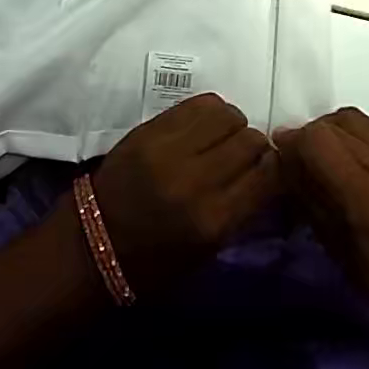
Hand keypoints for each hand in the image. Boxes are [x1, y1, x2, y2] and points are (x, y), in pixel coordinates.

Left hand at [89, 93, 277, 296]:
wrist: (91, 246)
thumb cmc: (155, 264)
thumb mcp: (209, 250)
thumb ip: (242, 209)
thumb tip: (270, 174)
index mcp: (215, 220)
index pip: (270, 174)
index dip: (277, 168)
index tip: (270, 170)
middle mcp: (196, 180)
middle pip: (251, 140)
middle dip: (255, 147)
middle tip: (243, 156)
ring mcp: (169, 150)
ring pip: (227, 114)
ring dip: (233, 126)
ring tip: (222, 139)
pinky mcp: (149, 130)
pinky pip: (197, 104)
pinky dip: (209, 113)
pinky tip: (203, 127)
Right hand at [276, 107, 368, 351]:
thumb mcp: (348, 259)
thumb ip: (315, 205)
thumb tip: (289, 168)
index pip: (319, 139)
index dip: (293, 141)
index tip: (280, 158)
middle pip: (339, 121)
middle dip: (313, 135)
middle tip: (303, 163)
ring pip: (362, 122)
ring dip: (337, 135)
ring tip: (331, 168)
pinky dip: (362, 144)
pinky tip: (362, 175)